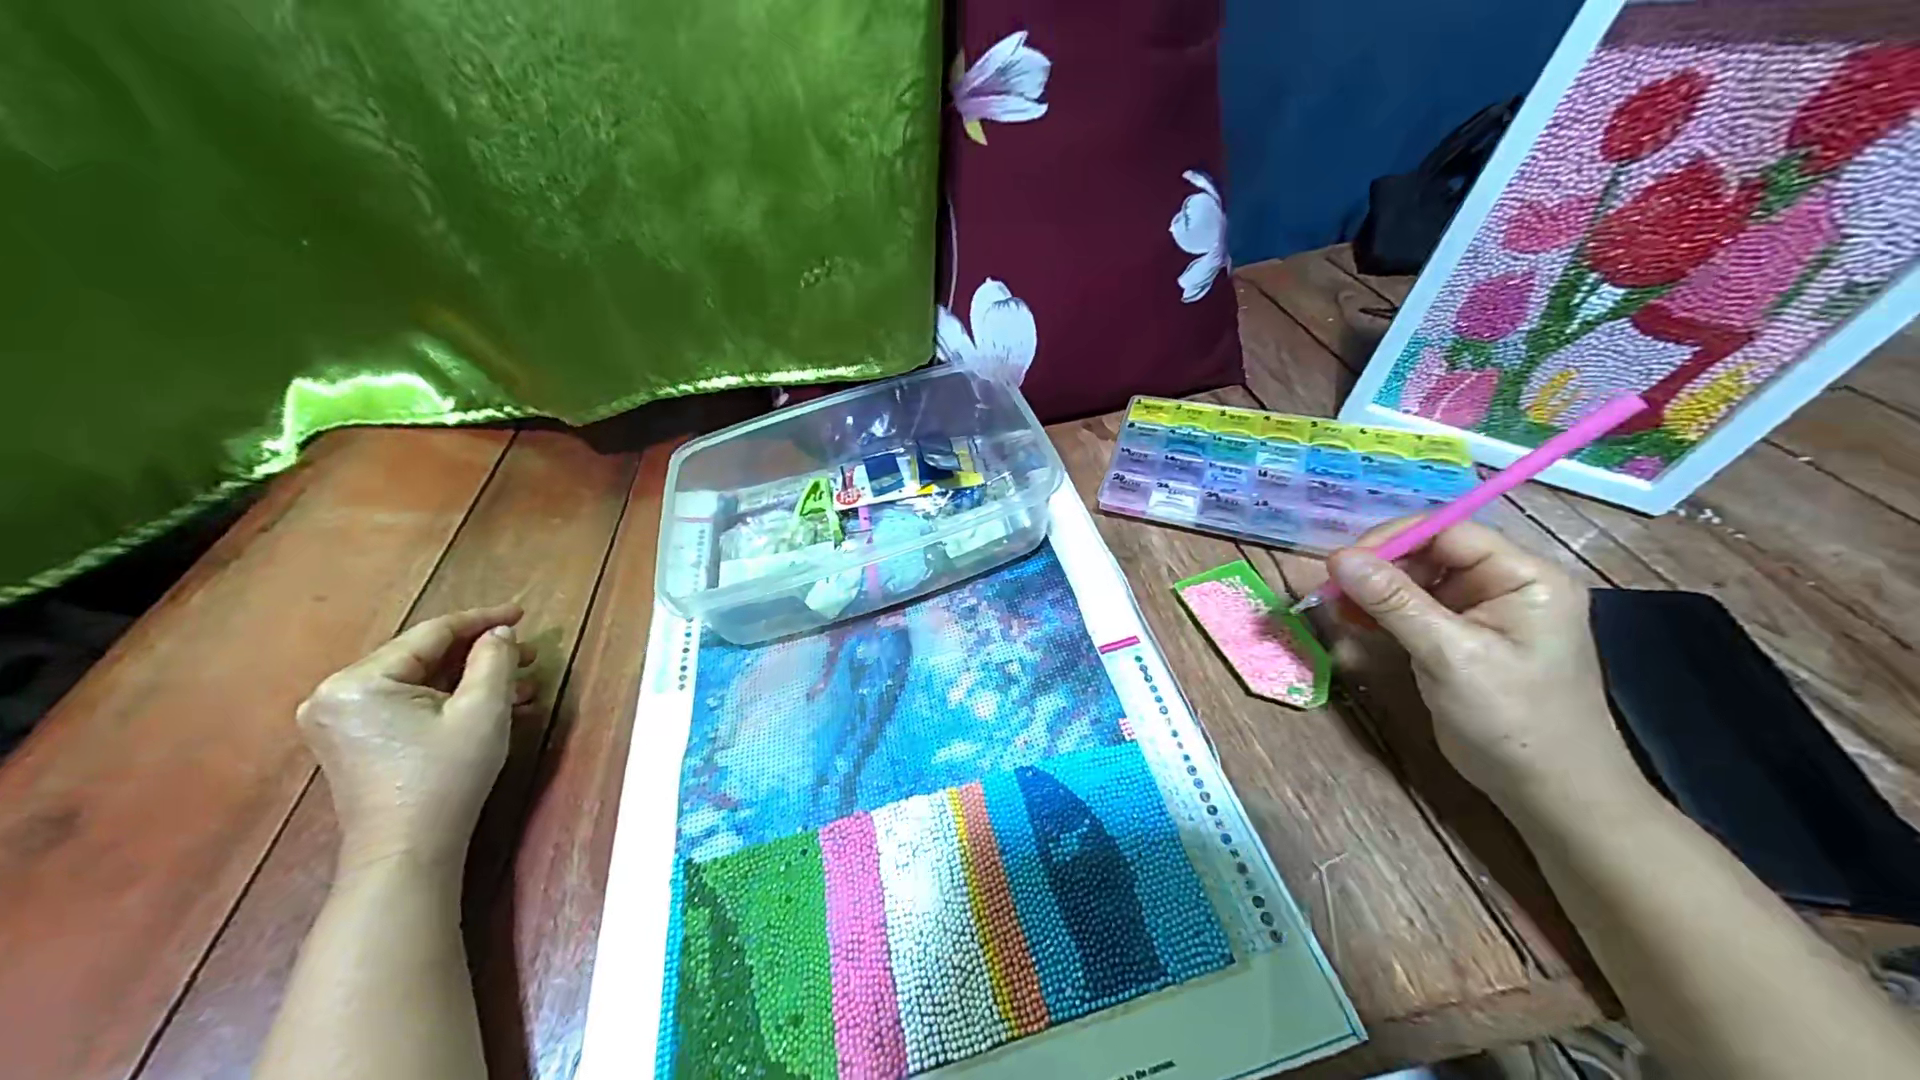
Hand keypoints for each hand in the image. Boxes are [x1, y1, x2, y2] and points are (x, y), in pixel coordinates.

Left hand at [296, 605, 537, 875]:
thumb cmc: (446, 776)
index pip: (431, 634)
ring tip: (521, 683)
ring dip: (470, 679)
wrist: (408, 852)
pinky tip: (490, 705)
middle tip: (528, 654)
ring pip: (419, 682)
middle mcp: (337, 694)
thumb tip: (500, 633)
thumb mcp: (483, 711)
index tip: (522, 614)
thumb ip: (494, 660)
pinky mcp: (353, 741)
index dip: (482, 621)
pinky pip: (407, 704)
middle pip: (423, 657)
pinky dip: (449, 700)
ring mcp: (340, 720)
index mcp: (359, 681)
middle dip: (480, 654)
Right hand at [1325, 522, 1642, 812]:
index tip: (1340, 563)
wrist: (1549, 791)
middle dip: (1377, 570)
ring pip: (1415, 581)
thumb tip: (1337, 557)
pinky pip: (1414, 609)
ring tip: (1338, 611)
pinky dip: (1382, 614)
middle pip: (1428, 553)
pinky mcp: (1461, 636)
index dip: (1392, 540)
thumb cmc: (1512, 718)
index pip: (1448, 532)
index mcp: (1524, 576)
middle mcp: (1505, 584)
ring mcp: (1482, 611)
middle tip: (1332, 593)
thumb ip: (1393, 601)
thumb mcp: (1448, 654)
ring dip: (1373, 593)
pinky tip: (1356, 625)